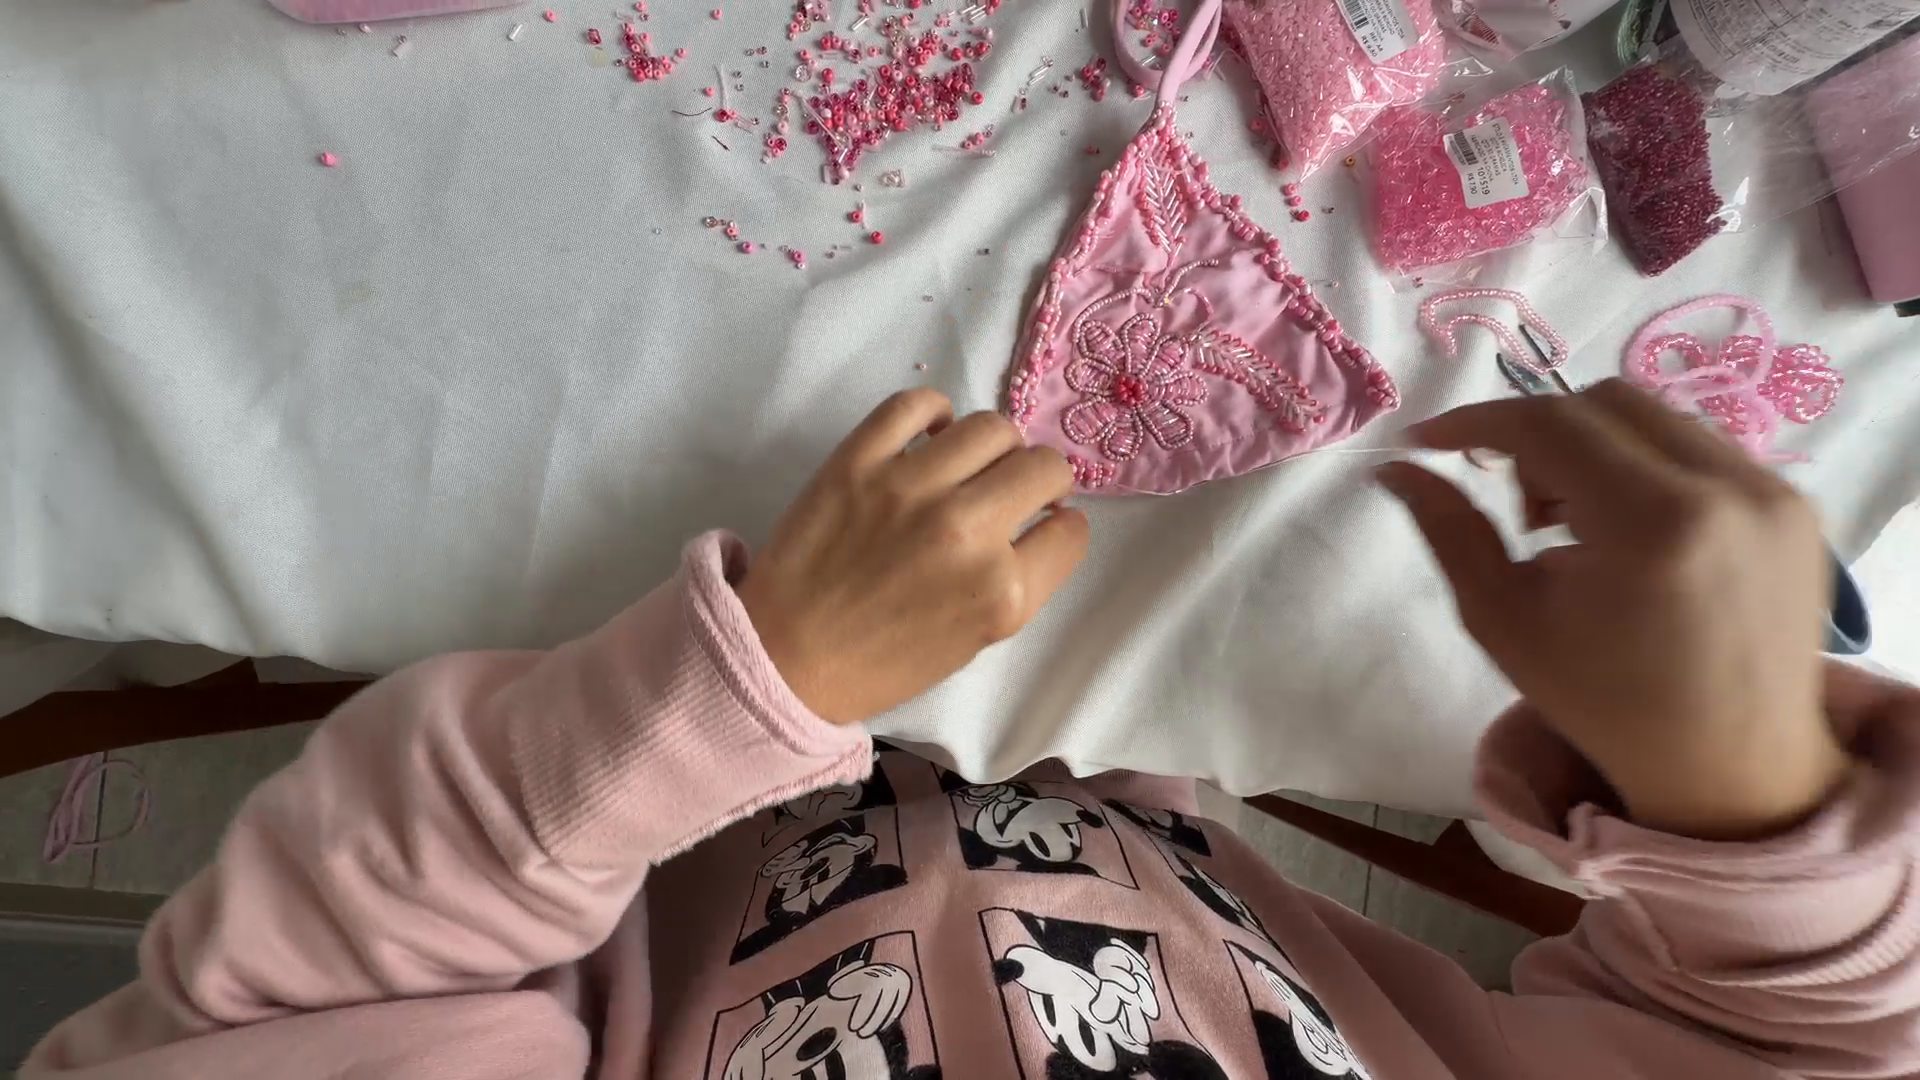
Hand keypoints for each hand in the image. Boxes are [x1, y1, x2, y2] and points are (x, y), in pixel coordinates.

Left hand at [737, 389, 1087, 724]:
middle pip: (1044, 468)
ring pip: (993, 428)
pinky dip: (934, 414)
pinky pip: (916, 404)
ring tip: (970, 466)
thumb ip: (1018, 580)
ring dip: (996, 447)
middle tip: (1013, 492)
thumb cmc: (883, 661)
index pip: (1071, 531)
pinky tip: (932, 437)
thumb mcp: (974, 640)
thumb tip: (1041, 518)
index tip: (1042, 525)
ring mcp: (910, 489)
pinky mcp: (858, 460)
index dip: (1060, 527)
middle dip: (1043, 481)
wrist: (786, 657)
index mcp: (1001, 593)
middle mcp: (966, 532)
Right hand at [1378, 379, 1848, 839]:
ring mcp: (1773, 491)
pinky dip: (1630, 461)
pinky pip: (1690, 444)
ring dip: (1580, 445)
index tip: (1422, 442)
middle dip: (1528, 433)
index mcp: (1650, 521)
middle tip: (1501, 494)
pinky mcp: (1792, 504)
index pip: (1547, 424)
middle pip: (1599, 403)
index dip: (1472, 422)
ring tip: (1558, 518)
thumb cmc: (1594, 693)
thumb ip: (1445, 526)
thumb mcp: (1496, 612)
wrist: (1727, 759)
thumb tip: (1392, 469)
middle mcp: (1728, 487)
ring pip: (1647, 417)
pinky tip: (1611, 524)